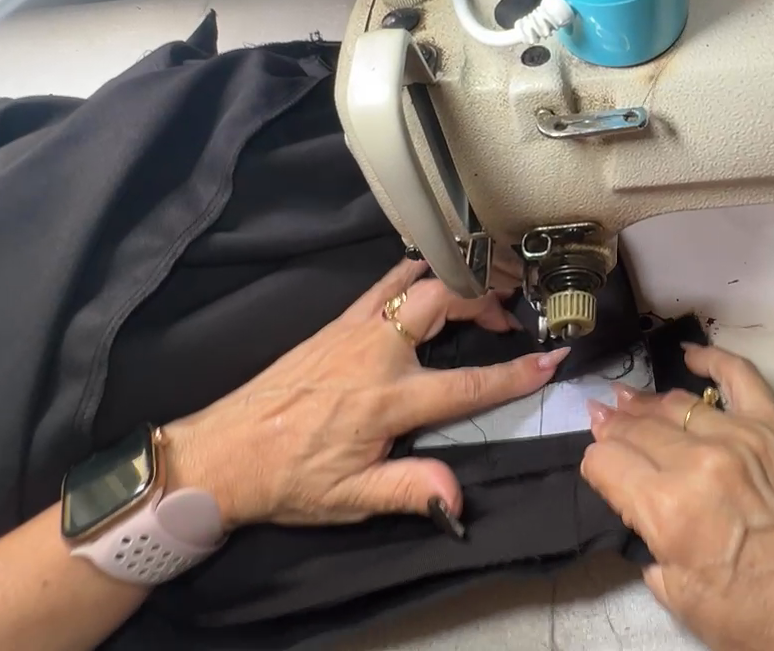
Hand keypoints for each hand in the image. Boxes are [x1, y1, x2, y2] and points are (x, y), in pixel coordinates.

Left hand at [163, 258, 565, 528]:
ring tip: (480, 294)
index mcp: (388, 399)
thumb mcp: (349, 500)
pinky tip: (430, 277)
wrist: (222, 452)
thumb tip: (457, 497)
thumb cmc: (290, 479)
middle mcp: (378, 353)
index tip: (551, 360)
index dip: (515, 374)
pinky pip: (386, 284)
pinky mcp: (338, 322)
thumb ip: (408, 490)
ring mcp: (356, 330)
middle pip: (446, 302)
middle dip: (487, 300)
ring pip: (418, 283)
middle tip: (506, 318)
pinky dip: (417, 273)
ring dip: (457, 282)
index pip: (468, 385)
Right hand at [580, 345, 773, 650]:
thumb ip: (646, 540)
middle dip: (613, 429)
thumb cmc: (756, 616)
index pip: (606, 462)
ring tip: (628, 400)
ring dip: (645, 403)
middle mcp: (700, 462)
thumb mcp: (679, 596)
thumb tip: (634, 499)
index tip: (597, 466)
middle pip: (636, 428)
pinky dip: (713, 359)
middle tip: (601, 422)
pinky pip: (739, 375)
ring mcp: (740, 436)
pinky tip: (692, 356)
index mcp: (669, 509)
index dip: (595, 465)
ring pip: (675, 403)